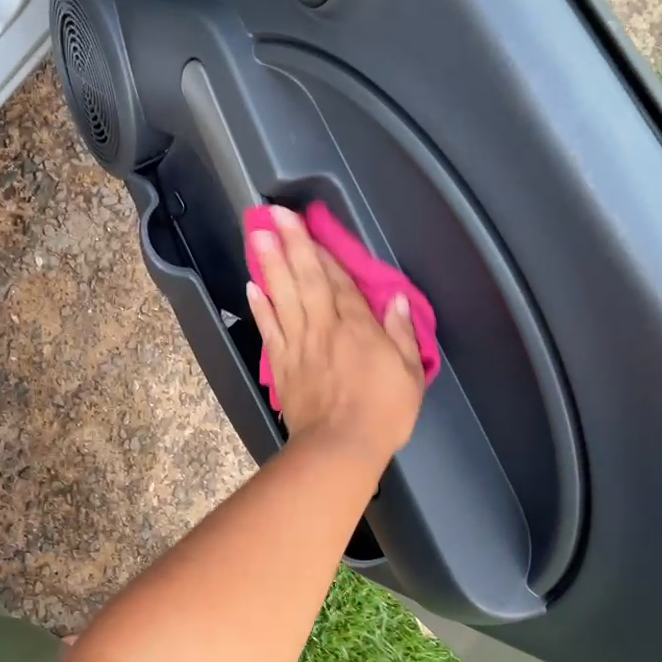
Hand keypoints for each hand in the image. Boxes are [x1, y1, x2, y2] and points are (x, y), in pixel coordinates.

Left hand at [244, 206, 427, 468]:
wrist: (339, 447)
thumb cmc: (383, 412)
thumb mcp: (409, 373)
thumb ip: (401, 334)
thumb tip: (398, 300)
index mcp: (358, 327)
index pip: (339, 281)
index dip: (323, 251)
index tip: (308, 225)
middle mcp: (324, 327)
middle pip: (306, 277)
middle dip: (291, 243)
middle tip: (273, 214)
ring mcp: (298, 343)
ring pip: (283, 295)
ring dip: (270, 263)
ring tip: (258, 236)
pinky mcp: (282, 363)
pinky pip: (269, 328)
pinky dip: (260, 305)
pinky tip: (252, 285)